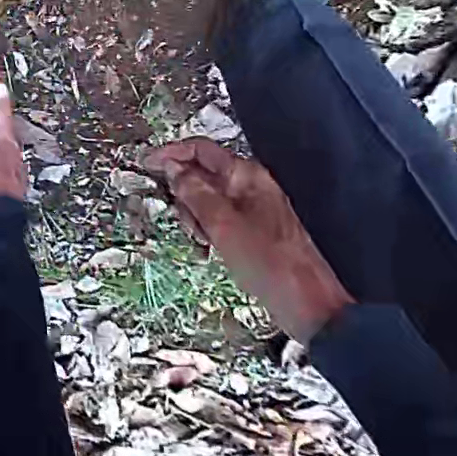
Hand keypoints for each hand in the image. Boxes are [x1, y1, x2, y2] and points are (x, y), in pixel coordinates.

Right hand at [144, 138, 352, 341]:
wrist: (308, 306)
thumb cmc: (270, 264)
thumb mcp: (223, 226)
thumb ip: (195, 192)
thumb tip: (173, 168)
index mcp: (247, 175)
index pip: (201, 149)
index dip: (171, 154)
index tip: (148, 163)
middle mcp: (251, 185)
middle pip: (202, 173)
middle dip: (186, 193)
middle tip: (187, 220)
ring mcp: (252, 206)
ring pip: (208, 197)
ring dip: (196, 214)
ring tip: (203, 239)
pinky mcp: (252, 228)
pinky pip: (219, 217)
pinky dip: (208, 227)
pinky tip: (211, 246)